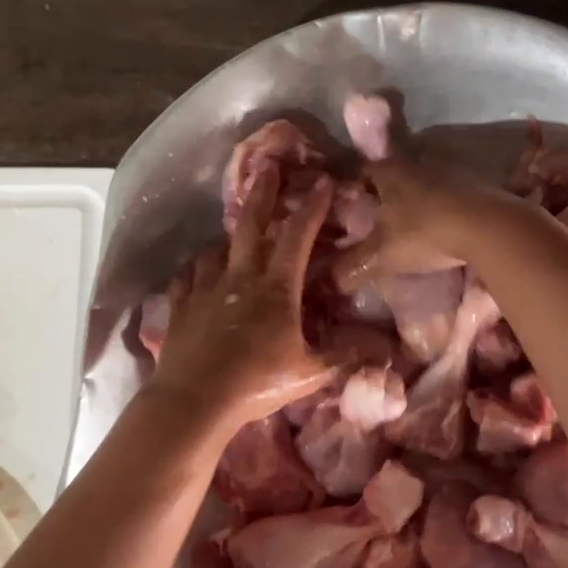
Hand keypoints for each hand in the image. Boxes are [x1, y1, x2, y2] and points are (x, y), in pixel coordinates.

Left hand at [151, 170, 335, 429]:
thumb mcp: (310, 373)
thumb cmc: (257, 383)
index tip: (323, 182)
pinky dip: (196, 267)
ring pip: (216, 247)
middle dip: (263, 191)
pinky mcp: (181, 305)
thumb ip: (346, 357)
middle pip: (250, 222)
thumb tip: (386, 349)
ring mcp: (205, 288)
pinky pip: (188, 275)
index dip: (313, 207)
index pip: (298, 235)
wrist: (195, 400)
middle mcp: (240, 276)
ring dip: (229, 234)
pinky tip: (199, 269)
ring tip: (234, 230)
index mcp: (276, 287)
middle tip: (269, 166)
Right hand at [333, 157, 517, 289]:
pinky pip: (453, 196)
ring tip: (413, 226)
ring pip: (427, 184)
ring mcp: (452, 173)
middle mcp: (419, 164)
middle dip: (388, 194)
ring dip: (420, 201)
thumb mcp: (382, 255)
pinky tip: (446, 229)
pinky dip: (446, 209)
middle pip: (397, 175)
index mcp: (391, 173)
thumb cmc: (424, 233)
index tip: (350, 203)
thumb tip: (330, 281)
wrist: (487, 227)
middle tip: (380, 218)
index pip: (365, 170)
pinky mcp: (479, 187)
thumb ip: (353, 265)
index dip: (355, 185)